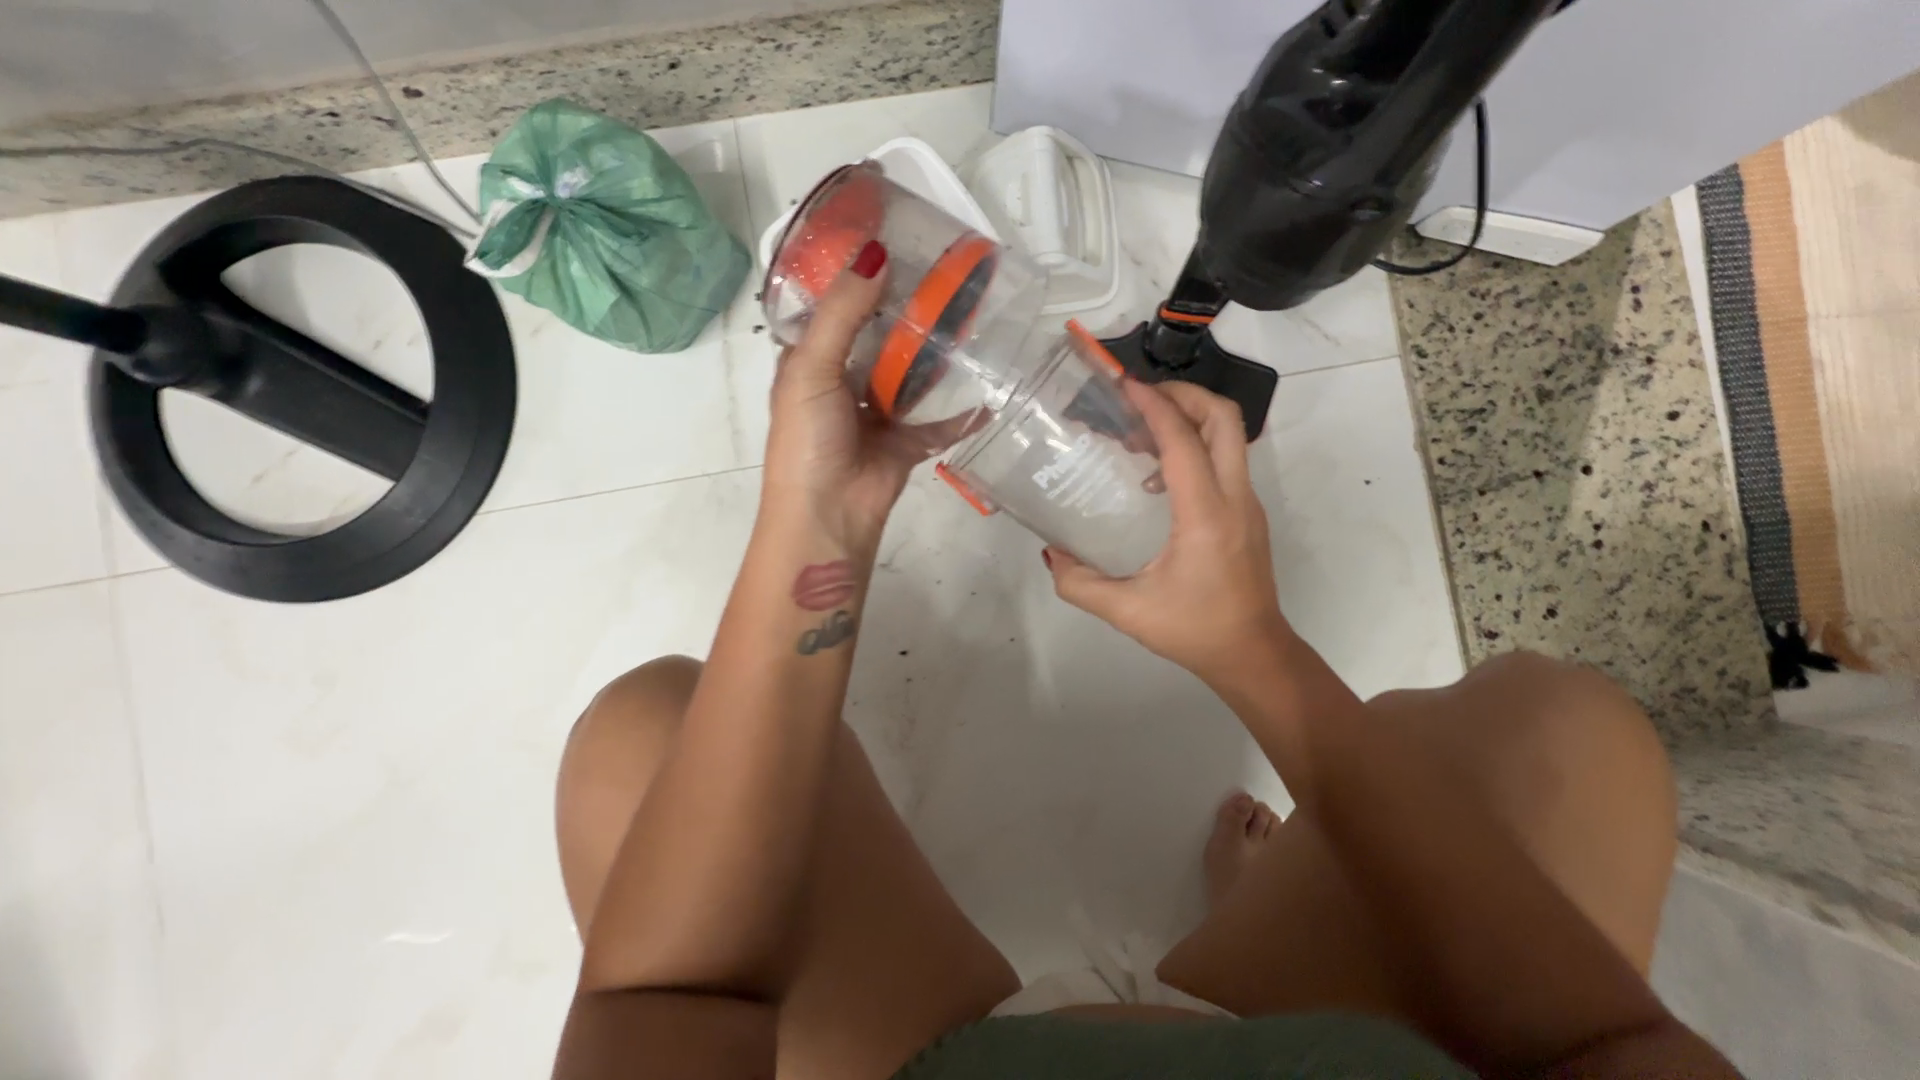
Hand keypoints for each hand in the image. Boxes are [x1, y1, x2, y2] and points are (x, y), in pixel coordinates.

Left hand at [760, 242, 946, 557]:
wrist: (827, 514)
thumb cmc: (808, 438)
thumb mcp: (812, 368)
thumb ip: (843, 313)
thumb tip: (876, 252)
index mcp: (809, 362)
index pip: (832, 309)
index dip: (855, 278)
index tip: (890, 240)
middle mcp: (841, 383)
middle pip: (876, 338)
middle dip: (903, 311)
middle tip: (943, 272)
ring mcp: (875, 415)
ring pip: (908, 376)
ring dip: (933, 354)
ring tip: (969, 315)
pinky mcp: (905, 443)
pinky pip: (939, 424)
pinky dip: (962, 415)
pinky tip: (988, 395)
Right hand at [1043, 380, 1291, 689]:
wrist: (1253, 655)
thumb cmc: (1194, 631)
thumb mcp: (1128, 611)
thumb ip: (1080, 584)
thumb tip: (1052, 554)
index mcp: (1205, 515)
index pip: (1183, 440)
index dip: (1154, 405)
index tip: (1123, 385)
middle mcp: (1234, 499)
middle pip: (1224, 419)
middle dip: (1183, 395)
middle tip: (1139, 399)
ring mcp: (1247, 505)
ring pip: (1230, 437)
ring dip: (1190, 419)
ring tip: (1142, 432)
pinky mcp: (1248, 515)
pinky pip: (1226, 461)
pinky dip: (1196, 447)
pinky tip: (1156, 478)